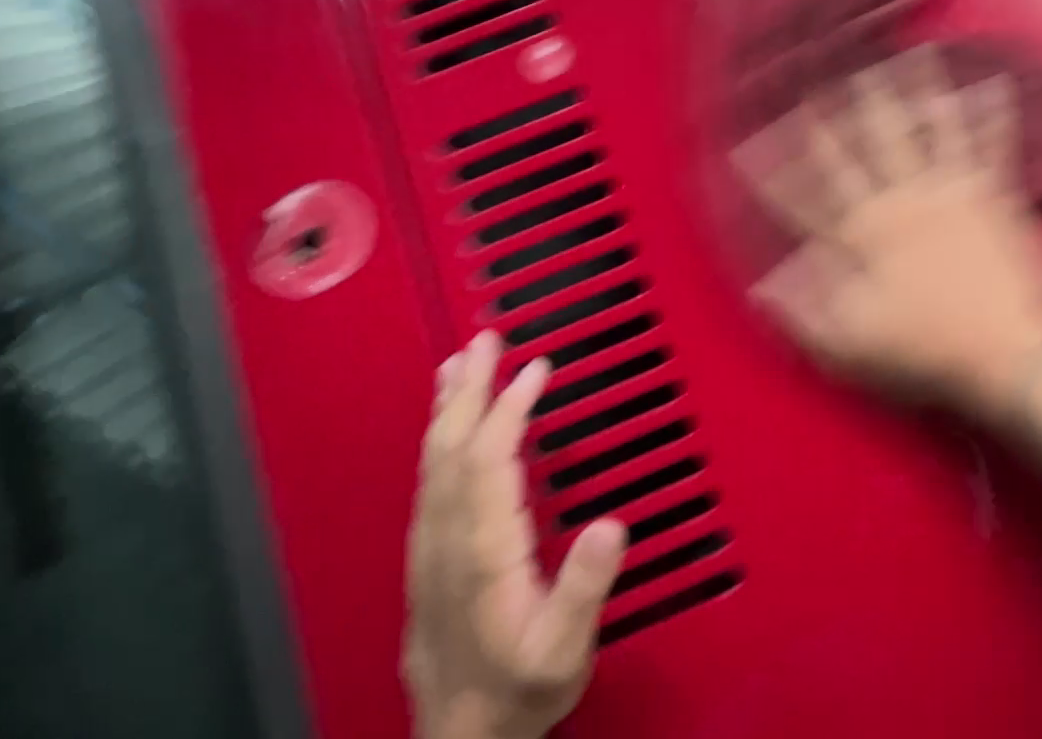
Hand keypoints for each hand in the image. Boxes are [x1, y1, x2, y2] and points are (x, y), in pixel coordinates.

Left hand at [405, 331, 626, 738]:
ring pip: (434, 461)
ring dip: (449, 408)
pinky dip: (441, 440)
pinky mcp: (429, 559)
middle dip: (468, 389)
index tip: (534, 369)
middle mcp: (448, 541)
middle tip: (484, 341)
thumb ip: (585, 587)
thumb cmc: (519, 691)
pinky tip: (450, 429)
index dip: (510, 409)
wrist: (461, 738)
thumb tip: (612, 525)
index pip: (490, 461)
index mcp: (482, 553)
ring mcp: (431, 549)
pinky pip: (431, 480)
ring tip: (458, 366)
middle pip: (452, 448)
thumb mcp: (564, 648)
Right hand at [737, 48, 1041, 416]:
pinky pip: (992, 148)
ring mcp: (951, 194)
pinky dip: (991, 116)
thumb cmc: (927, 349)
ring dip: (915, 93)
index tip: (752, 150)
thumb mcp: (852, 345)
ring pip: (928, 131)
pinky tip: (991, 86)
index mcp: (866, 237)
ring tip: (908, 58)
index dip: (777, 175)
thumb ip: (806, 313)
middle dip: (846, 113)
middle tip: (832, 80)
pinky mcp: (993, 198)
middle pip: (868, 148)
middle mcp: (904, 202)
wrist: (1006, 349)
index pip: (810, 198)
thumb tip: (764, 287)